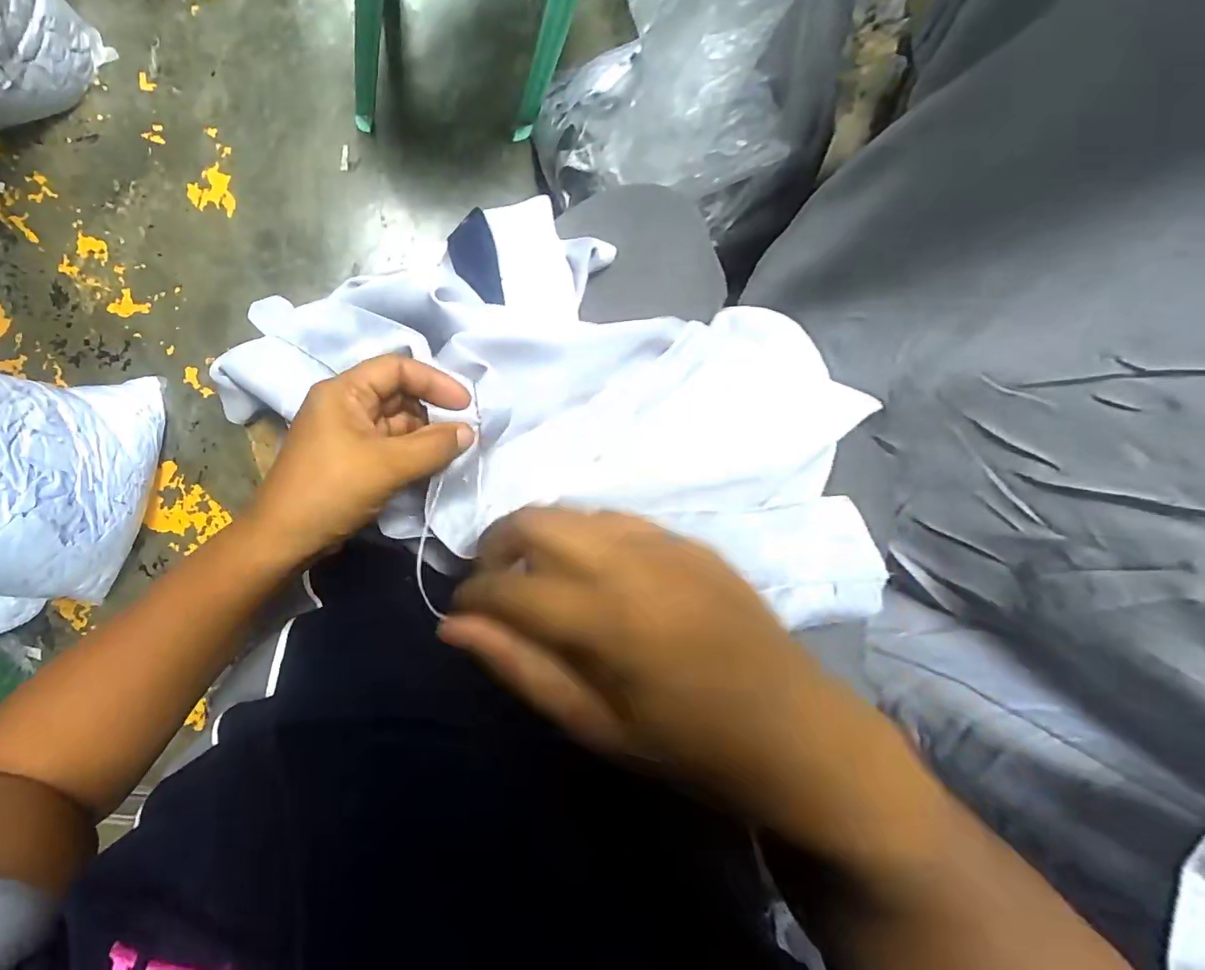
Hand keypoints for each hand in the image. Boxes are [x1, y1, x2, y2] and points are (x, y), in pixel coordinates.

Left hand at [244, 354, 473, 561]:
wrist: (283, 537)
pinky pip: (383, 445)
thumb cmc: (331, 490)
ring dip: (421, 435)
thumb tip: (468, 431)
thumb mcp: (387, 465)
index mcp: (342, 391)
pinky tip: (430, 466)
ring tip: (451, 453)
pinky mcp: (345, 459)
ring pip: (392, 422)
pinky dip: (407, 453)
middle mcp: (340, 405)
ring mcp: (341, 433)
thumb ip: (432, 445)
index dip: (434, 381)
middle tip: (463, 434)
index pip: (396, 367)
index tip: (466, 406)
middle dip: (430, 410)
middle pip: (395, 393)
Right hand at [440, 507, 886, 836]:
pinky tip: (591, 568)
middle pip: (529, 522)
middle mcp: (626, 563)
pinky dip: (581, 534)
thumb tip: (451, 626)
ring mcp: (663, 545)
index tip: (462, 611)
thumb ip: (517, 665)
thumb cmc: (685, 745)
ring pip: (569, 511)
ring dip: (536, 534)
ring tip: (536, 572)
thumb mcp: (590, 722)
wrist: (804, 740)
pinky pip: (613, 518)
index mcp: (601, 617)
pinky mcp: (689, 542)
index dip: (470, 595)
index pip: (504, 585)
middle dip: (494, 546)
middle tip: (493, 582)